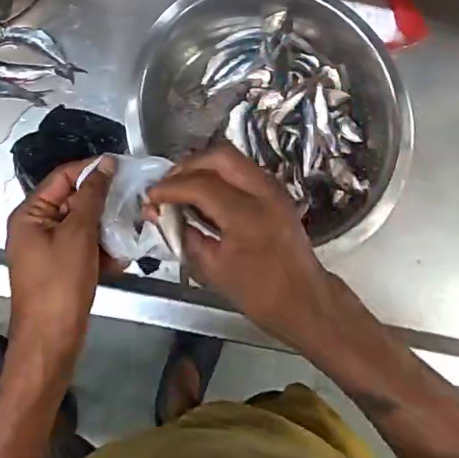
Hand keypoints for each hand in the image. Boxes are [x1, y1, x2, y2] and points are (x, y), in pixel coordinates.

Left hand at [4, 156, 114, 367]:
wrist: (50, 346)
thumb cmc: (59, 286)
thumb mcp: (78, 234)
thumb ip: (92, 195)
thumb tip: (105, 164)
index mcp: (30, 214)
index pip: (62, 177)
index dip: (91, 169)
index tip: (120, 167)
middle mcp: (35, 228)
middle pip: (73, 200)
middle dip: (103, 203)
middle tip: (131, 199)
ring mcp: (47, 250)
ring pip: (83, 225)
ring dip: (106, 228)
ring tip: (130, 230)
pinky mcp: (61, 269)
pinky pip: (84, 248)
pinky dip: (101, 251)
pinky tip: (121, 259)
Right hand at [147, 147, 341, 347]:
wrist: (307, 301)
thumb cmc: (260, 294)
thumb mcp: (213, 271)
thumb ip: (184, 236)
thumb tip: (159, 215)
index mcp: (246, 214)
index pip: (200, 184)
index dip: (170, 188)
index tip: (151, 196)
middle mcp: (262, 191)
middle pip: (218, 155)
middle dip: (188, 165)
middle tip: (168, 184)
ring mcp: (273, 187)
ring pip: (232, 157)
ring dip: (203, 165)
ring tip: (183, 185)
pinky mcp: (276, 190)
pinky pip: (242, 168)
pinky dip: (219, 172)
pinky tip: (205, 191)